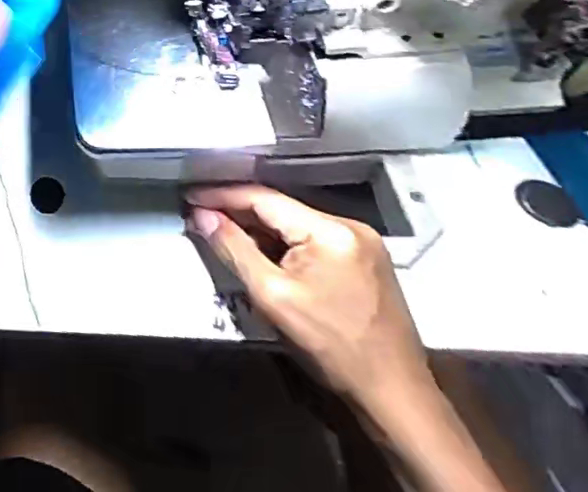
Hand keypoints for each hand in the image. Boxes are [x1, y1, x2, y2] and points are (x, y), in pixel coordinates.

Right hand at [186, 185, 424, 403]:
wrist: (393, 393)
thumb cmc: (332, 349)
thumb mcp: (273, 298)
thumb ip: (235, 250)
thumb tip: (204, 217)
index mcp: (330, 230)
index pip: (265, 199)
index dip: (224, 196)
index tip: (194, 196)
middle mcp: (349, 225)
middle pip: (281, 209)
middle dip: (241, 213)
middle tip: (203, 217)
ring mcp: (362, 240)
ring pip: (297, 223)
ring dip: (262, 229)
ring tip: (227, 234)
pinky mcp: (366, 257)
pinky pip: (315, 238)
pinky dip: (286, 244)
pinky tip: (265, 254)